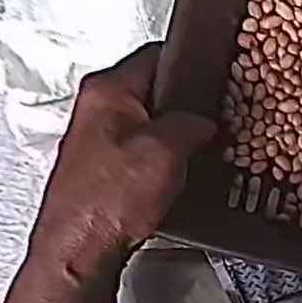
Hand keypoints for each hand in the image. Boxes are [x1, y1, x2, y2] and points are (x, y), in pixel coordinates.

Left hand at [29, 43, 215, 275]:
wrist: (82, 246)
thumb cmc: (110, 197)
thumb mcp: (168, 148)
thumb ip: (192, 123)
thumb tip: (205, 120)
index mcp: (108, 90)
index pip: (157, 56)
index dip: (193, 63)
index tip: (218, 73)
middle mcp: (98, 108)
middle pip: (155, 90)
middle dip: (189, 103)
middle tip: (219, 114)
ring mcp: (100, 137)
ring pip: (152, 121)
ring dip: (179, 133)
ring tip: (205, 146)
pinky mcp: (107, 166)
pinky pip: (146, 148)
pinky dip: (167, 156)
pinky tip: (182, 171)